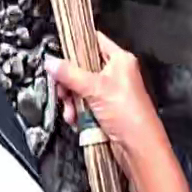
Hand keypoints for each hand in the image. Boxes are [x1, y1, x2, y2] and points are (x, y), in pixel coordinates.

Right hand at [47, 32, 171, 173]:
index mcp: (119, 60)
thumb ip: (69, 73)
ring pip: (80, 86)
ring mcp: (109, 92)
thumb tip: (50, 61)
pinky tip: (74, 118)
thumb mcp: (95, 88)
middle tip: (61, 87)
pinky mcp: (105, 109)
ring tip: (69, 108)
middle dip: (68, 80)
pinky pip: (83, 103)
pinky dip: (76, 110)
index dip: (76, 42)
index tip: (59, 49)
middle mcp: (115, 73)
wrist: (140, 151)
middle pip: (82, 66)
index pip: (93, 40)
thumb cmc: (129, 115)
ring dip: (71, 98)